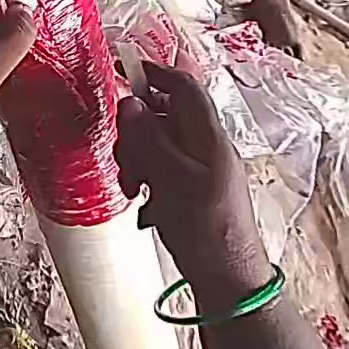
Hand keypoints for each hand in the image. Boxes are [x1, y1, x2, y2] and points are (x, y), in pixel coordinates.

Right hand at [116, 61, 264, 300]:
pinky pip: (158, 165)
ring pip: (155, 141)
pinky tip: (140, 199)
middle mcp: (204, 146)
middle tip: (125, 157)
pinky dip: (143, 175)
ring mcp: (197, 166)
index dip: (154, 73)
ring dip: (135, 157)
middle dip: (135, 129)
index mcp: (208, 138)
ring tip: (133, 186)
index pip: (183, 88)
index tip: (120, 69)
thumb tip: (130, 101)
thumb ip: (150, 138)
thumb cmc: (204, 228)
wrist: (227, 279)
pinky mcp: (188, 186)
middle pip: (162, 115)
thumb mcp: (171, 179)